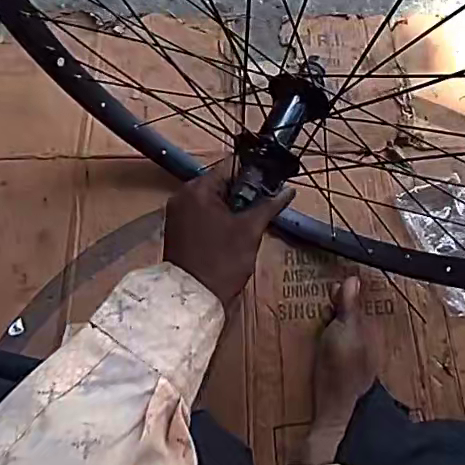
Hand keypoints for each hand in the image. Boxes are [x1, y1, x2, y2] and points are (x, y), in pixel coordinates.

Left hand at [162, 166, 293, 302]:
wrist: (193, 298)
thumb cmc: (223, 262)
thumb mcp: (250, 231)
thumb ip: (268, 205)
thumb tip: (289, 191)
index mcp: (197, 189)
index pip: (229, 166)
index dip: (253, 171)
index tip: (271, 179)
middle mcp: (182, 194)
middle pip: (219, 181)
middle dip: (243, 190)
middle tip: (265, 201)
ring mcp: (176, 210)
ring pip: (211, 196)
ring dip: (231, 203)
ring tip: (252, 217)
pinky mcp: (176, 226)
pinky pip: (201, 210)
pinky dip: (218, 214)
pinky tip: (234, 227)